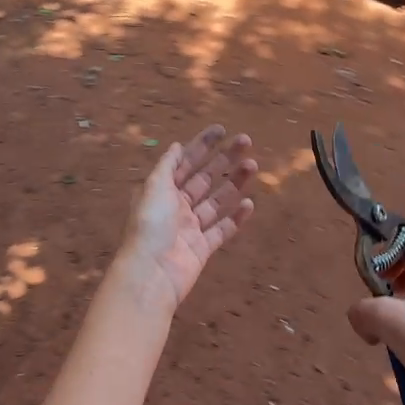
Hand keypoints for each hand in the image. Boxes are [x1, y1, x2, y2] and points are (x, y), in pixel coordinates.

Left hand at [117, 125, 257, 309]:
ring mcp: (191, 228)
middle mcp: (176, 207)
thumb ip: (167, 166)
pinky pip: (222, 230)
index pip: (185, 162)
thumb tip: (176, 146)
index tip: (222, 130)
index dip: (203, 145)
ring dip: (234, 183)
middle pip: (205, 178)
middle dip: (224, 159)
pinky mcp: (203, 249)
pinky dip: (236, 217)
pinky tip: (250, 203)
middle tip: (246, 142)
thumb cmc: (150, 226)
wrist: (151, 274)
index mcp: (162, 190)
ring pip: (216, 201)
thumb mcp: (154, 188)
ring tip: (253, 166)